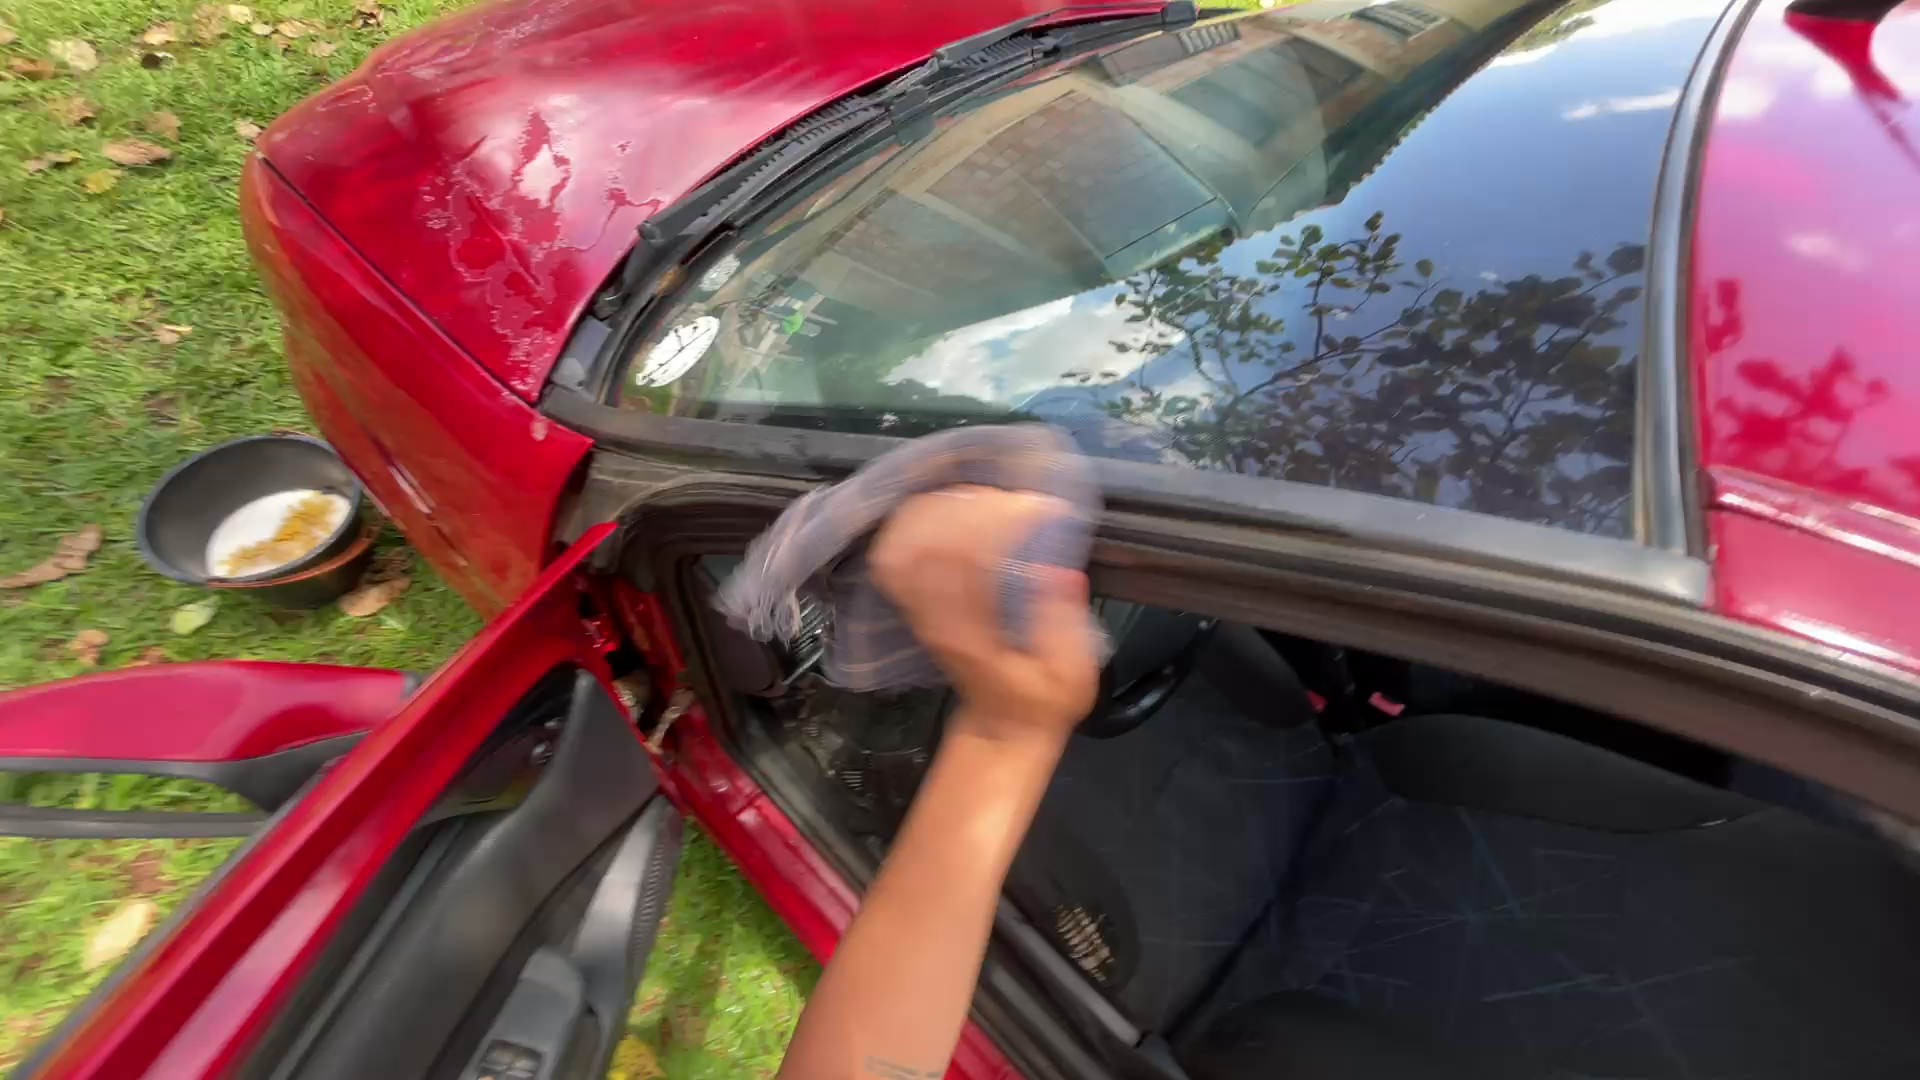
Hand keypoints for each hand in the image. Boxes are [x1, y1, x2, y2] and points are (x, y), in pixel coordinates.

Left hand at [869, 485, 1099, 744]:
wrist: (1000, 724)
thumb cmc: (1037, 701)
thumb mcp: (1071, 676)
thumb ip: (1064, 624)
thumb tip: (1062, 571)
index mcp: (972, 636)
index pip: (968, 561)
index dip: (1001, 520)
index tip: (1039, 507)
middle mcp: (935, 619)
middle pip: (929, 542)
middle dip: (973, 506)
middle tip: (1015, 500)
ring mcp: (918, 611)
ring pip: (904, 544)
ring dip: (943, 509)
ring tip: (986, 499)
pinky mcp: (914, 603)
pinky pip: (893, 553)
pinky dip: (915, 522)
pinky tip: (946, 508)